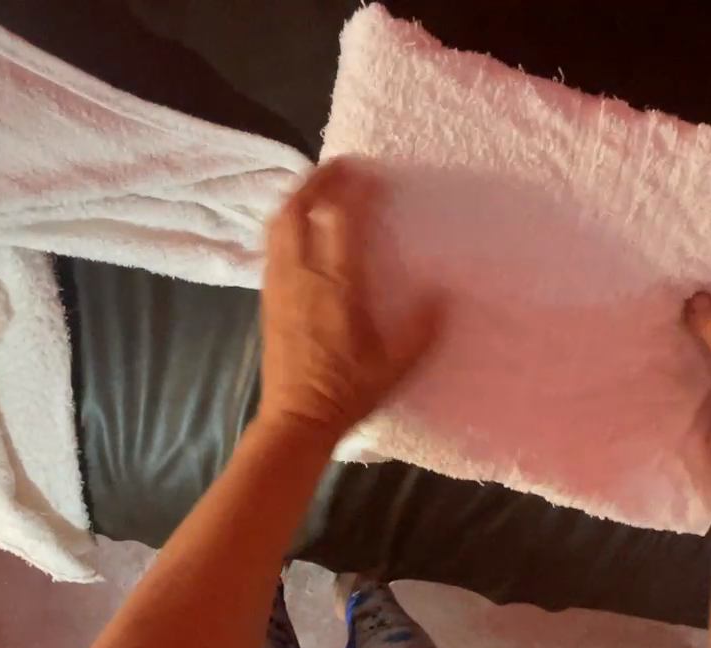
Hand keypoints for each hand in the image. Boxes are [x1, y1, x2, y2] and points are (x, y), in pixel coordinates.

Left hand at [257, 158, 440, 443]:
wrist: (296, 419)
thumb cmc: (346, 394)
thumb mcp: (395, 367)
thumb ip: (420, 329)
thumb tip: (443, 295)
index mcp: (336, 288)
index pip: (341, 219)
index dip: (356, 189)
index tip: (374, 175)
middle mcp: (301, 276)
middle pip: (298, 207)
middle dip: (318, 179)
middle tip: (341, 166)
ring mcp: (278, 285)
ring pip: (278, 222)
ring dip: (298, 195)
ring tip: (319, 187)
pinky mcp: (268, 297)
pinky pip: (271, 243)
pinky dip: (286, 221)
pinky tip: (299, 227)